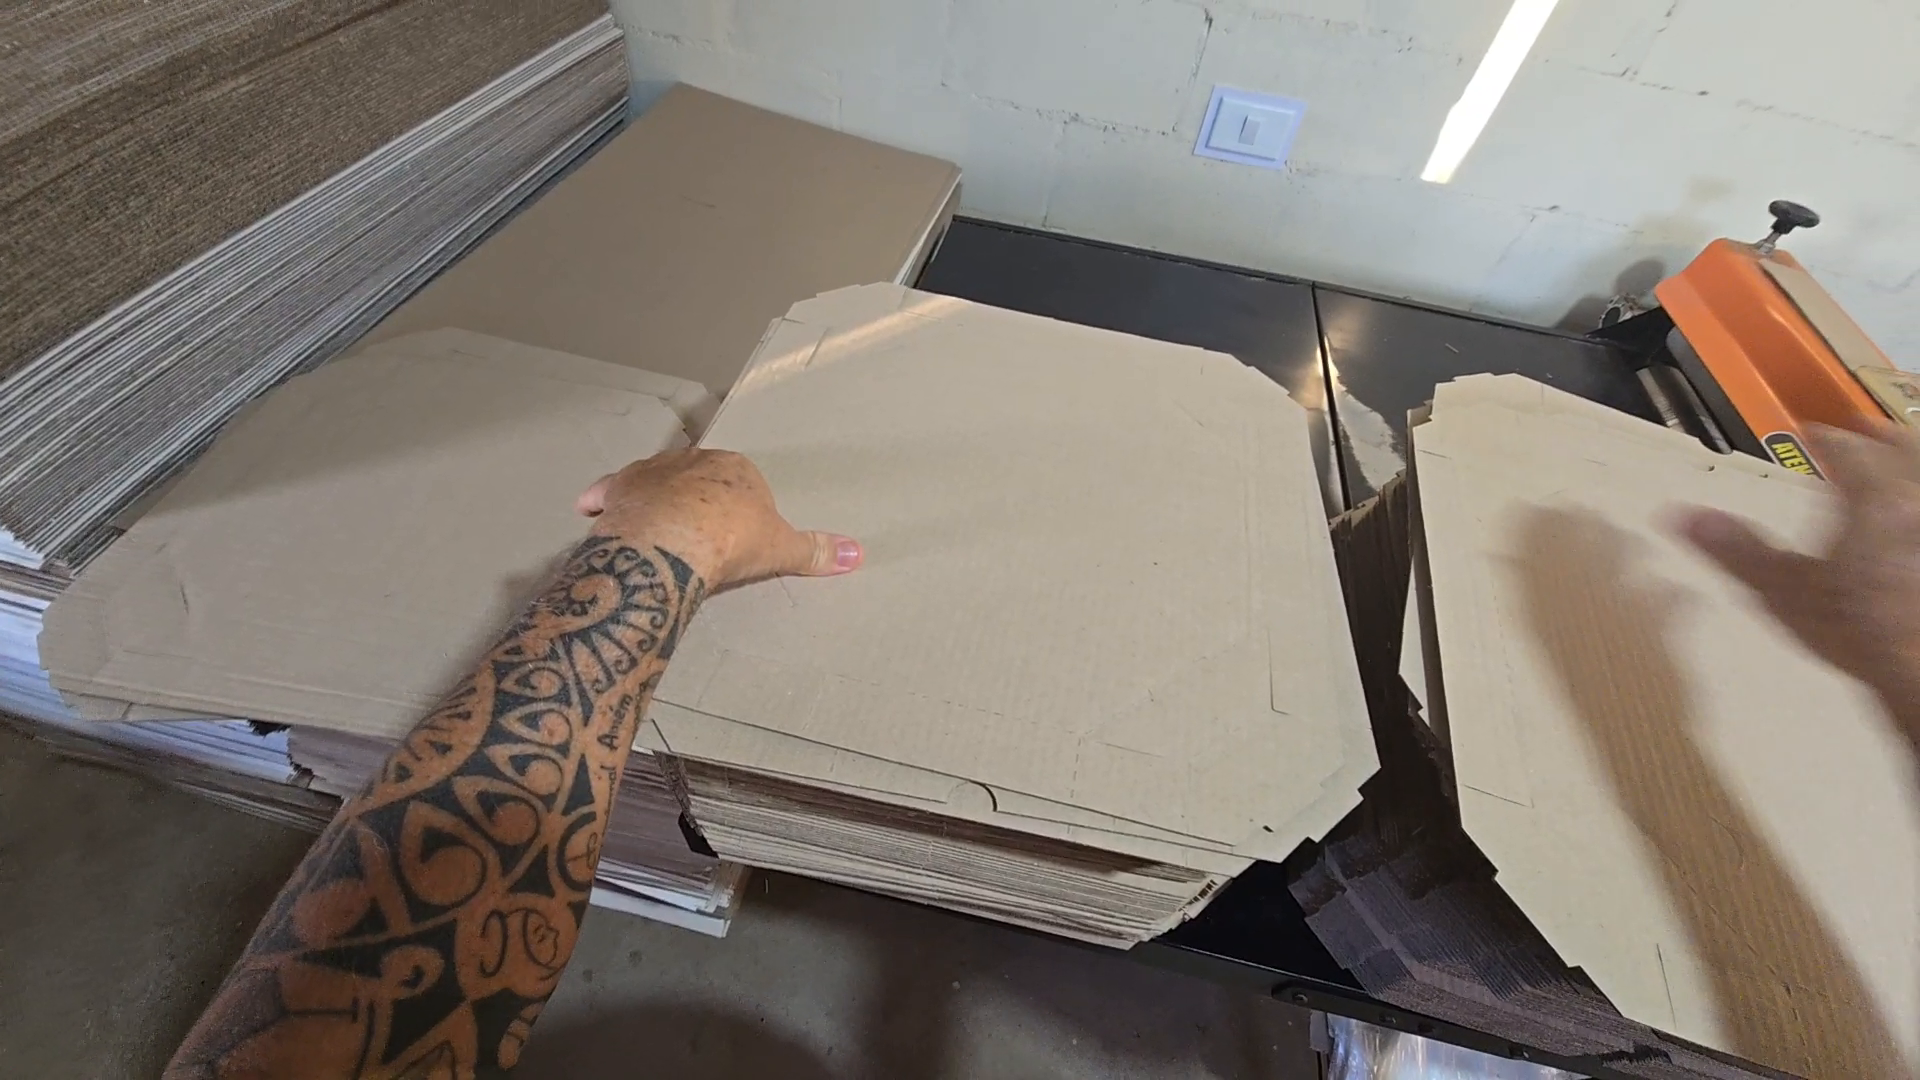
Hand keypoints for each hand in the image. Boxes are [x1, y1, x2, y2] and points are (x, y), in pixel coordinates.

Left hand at [576, 449, 860, 590]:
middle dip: (703, 502)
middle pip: (701, 479)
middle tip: (705, 537)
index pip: (745, 483)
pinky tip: (596, 509)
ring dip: (658, 498)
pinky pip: (611, 490)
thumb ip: (816, 551)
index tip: (741, 538)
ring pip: (656, 479)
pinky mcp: (617, 490)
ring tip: (662, 527)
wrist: (672, 543)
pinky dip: (607, 500)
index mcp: (736, 468)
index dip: (744, 511)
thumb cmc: (732, 540)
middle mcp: (693, 461)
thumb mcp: (782, 549)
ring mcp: (651, 472)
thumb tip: (860, 554)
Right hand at [1674, 422, 1919, 713]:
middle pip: (1913, 456)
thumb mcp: (1777, 588)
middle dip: (1892, 439)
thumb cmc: (1852, 626)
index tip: (1814, 431)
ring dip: (1915, 465)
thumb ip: (1734, 547)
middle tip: (1873, 429)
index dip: (1831, 441)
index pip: (1852, 457)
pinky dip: (1912, 503)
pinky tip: (1901, 514)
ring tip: (1902, 460)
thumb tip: (1675, 512)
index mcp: (1876, 505)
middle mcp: (1919, 506)